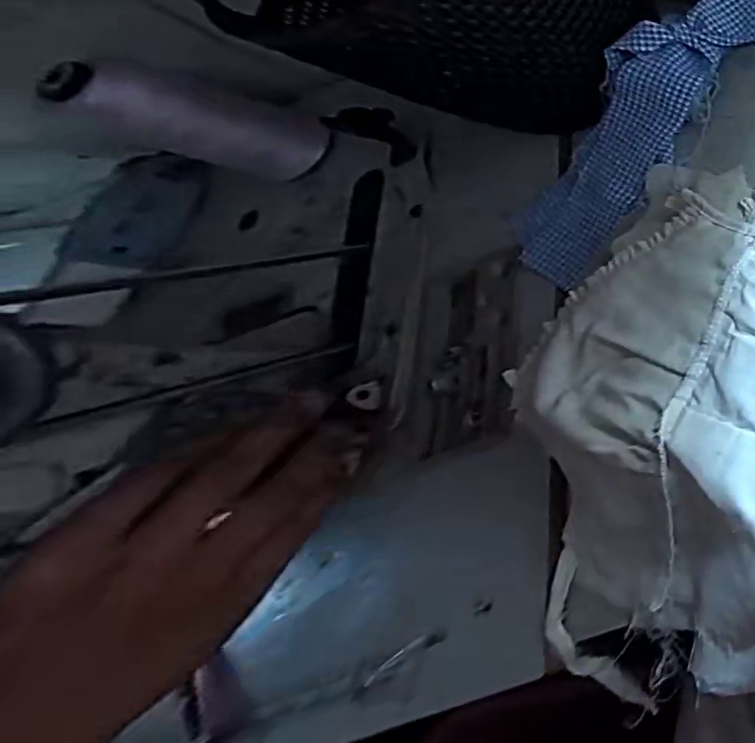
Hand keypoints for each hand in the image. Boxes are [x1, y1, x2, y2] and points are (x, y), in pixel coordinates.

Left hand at [0, 405, 359, 742]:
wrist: (4, 720)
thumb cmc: (123, 672)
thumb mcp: (207, 630)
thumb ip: (253, 568)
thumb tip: (307, 505)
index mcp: (234, 597)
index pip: (301, 521)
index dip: (334, 478)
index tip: (358, 447)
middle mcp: (195, 572)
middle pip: (272, 493)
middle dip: (315, 446)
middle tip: (342, 412)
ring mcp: (132, 557)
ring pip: (219, 477)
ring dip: (268, 433)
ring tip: (302, 403)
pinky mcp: (72, 546)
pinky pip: (145, 482)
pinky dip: (193, 449)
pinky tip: (225, 429)